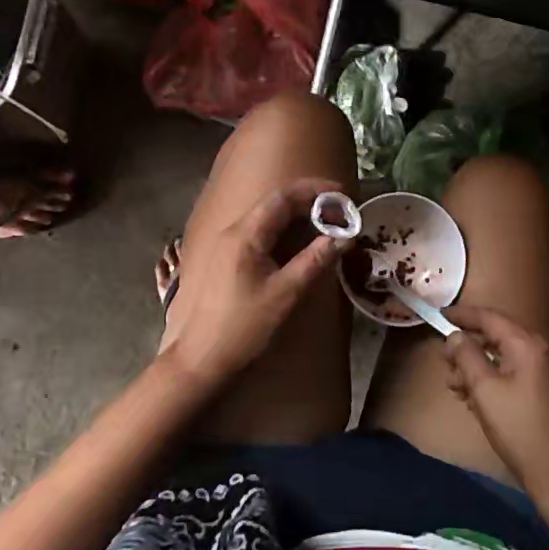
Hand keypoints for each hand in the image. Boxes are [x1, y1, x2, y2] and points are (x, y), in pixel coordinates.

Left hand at [159, 178, 350, 383]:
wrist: (202, 360)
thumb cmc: (244, 326)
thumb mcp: (286, 292)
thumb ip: (316, 260)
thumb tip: (346, 237)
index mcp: (245, 235)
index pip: (282, 197)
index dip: (315, 190)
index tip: (344, 195)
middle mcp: (233, 232)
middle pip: (275, 203)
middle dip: (310, 201)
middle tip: (342, 212)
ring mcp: (228, 245)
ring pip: (268, 217)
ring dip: (299, 215)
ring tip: (329, 224)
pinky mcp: (228, 260)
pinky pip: (262, 233)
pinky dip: (287, 230)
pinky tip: (303, 243)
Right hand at [441, 306, 548, 492]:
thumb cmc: (517, 426)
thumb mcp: (484, 390)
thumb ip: (467, 356)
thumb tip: (454, 336)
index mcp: (527, 344)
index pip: (490, 317)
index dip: (463, 315)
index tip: (438, 316)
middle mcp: (538, 348)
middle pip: (496, 333)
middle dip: (467, 345)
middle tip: (444, 360)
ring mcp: (543, 366)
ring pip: (502, 353)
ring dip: (476, 364)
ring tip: (455, 385)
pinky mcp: (541, 384)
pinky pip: (510, 369)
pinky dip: (490, 376)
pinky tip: (472, 396)